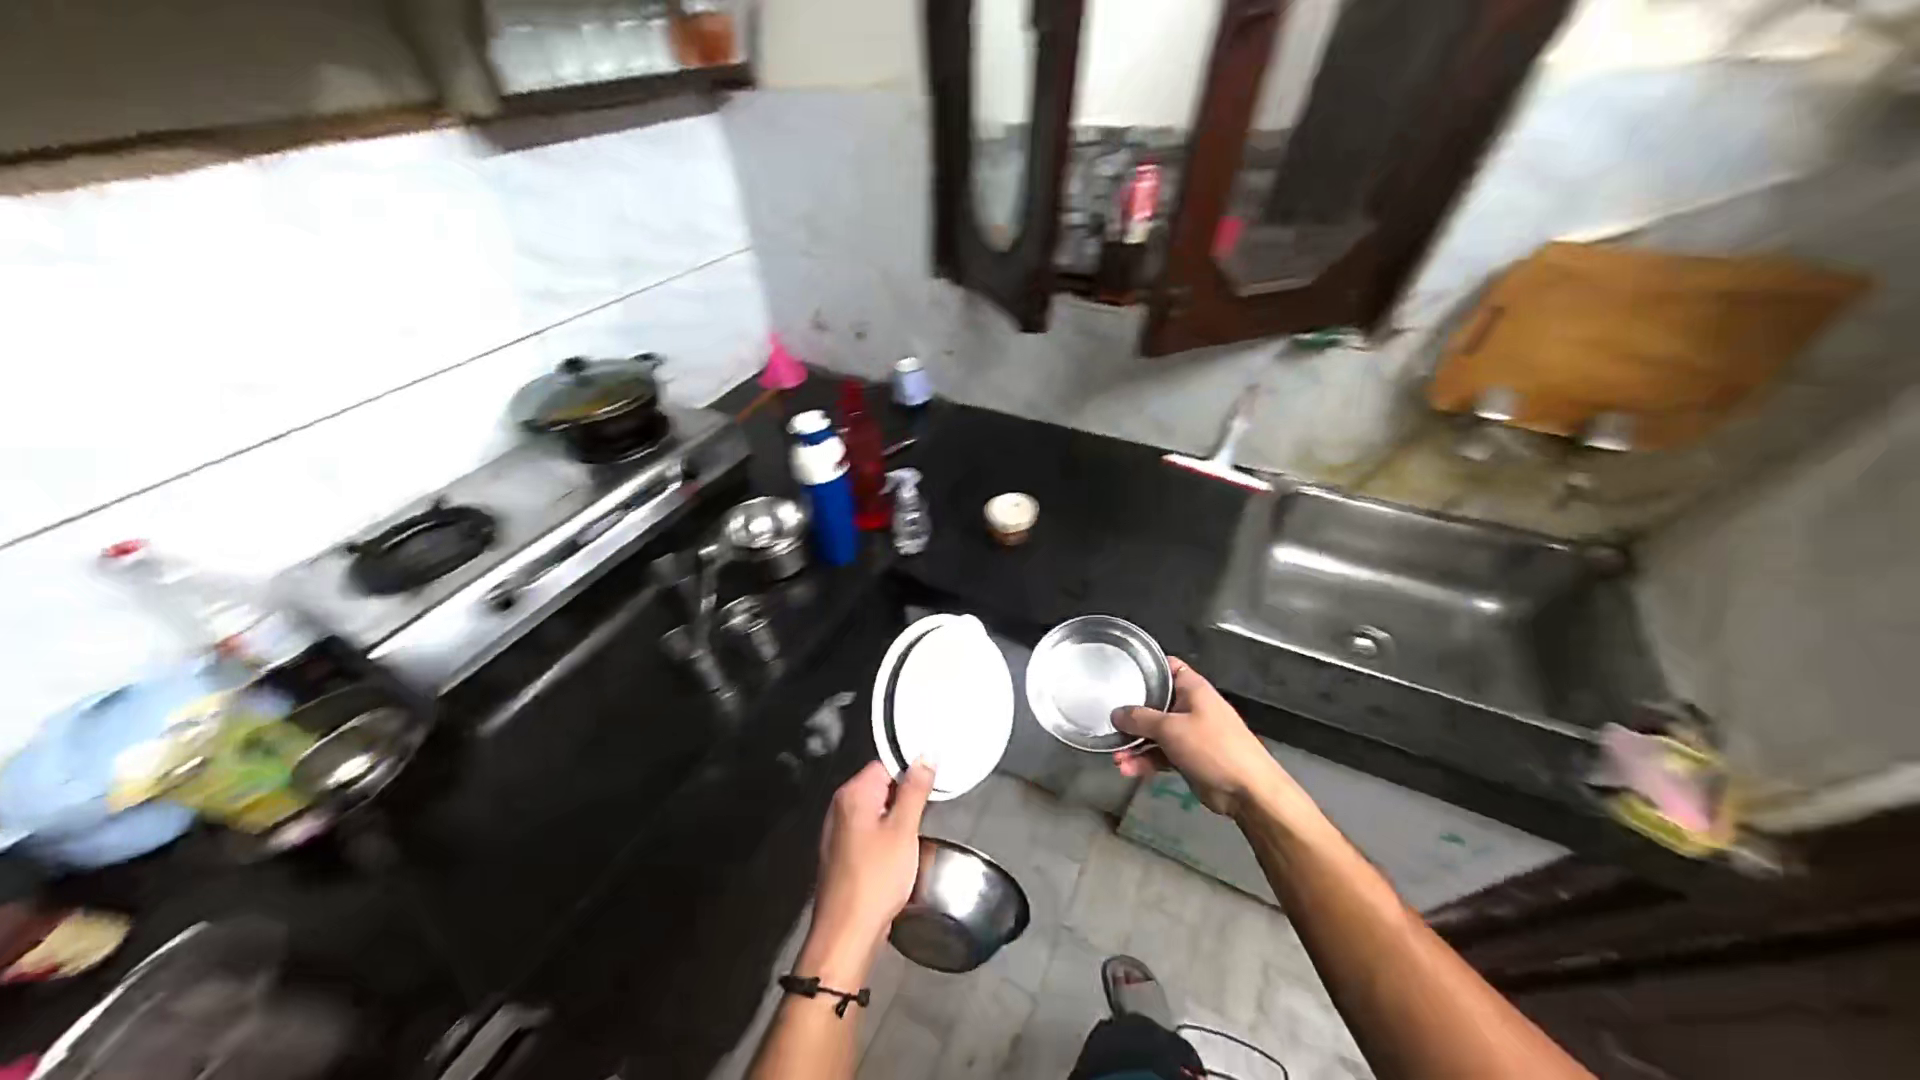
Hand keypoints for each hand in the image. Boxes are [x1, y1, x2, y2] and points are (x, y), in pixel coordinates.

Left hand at [797, 759, 934, 985]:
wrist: (847, 933)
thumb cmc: (877, 877)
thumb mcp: (904, 830)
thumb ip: (915, 789)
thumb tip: (925, 754)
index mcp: (853, 793)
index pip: (885, 764)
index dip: (911, 771)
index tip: (932, 785)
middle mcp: (840, 805)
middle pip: (880, 784)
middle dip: (905, 795)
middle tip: (929, 811)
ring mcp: (838, 829)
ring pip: (876, 808)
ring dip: (897, 816)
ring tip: (917, 831)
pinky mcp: (842, 851)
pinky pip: (869, 829)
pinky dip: (886, 833)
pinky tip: (900, 850)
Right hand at [1111, 658, 1297, 818]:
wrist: (1247, 790)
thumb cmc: (1212, 747)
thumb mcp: (1171, 728)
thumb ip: (1139, 719)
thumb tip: (1115, 713)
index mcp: (1192, 689)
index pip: (1166, 667)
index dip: (1145, 667)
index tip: (1120, 672)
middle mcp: (1189, 707)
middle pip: (1154, 703)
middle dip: (1130, 715)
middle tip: (1107, 722)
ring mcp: (1189, 733)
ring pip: (1154, 733)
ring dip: (1134, 745)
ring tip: (1116, 758)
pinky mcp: (1187, 757)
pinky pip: (1159, 754)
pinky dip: (1144, 761)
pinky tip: (1128, 770)